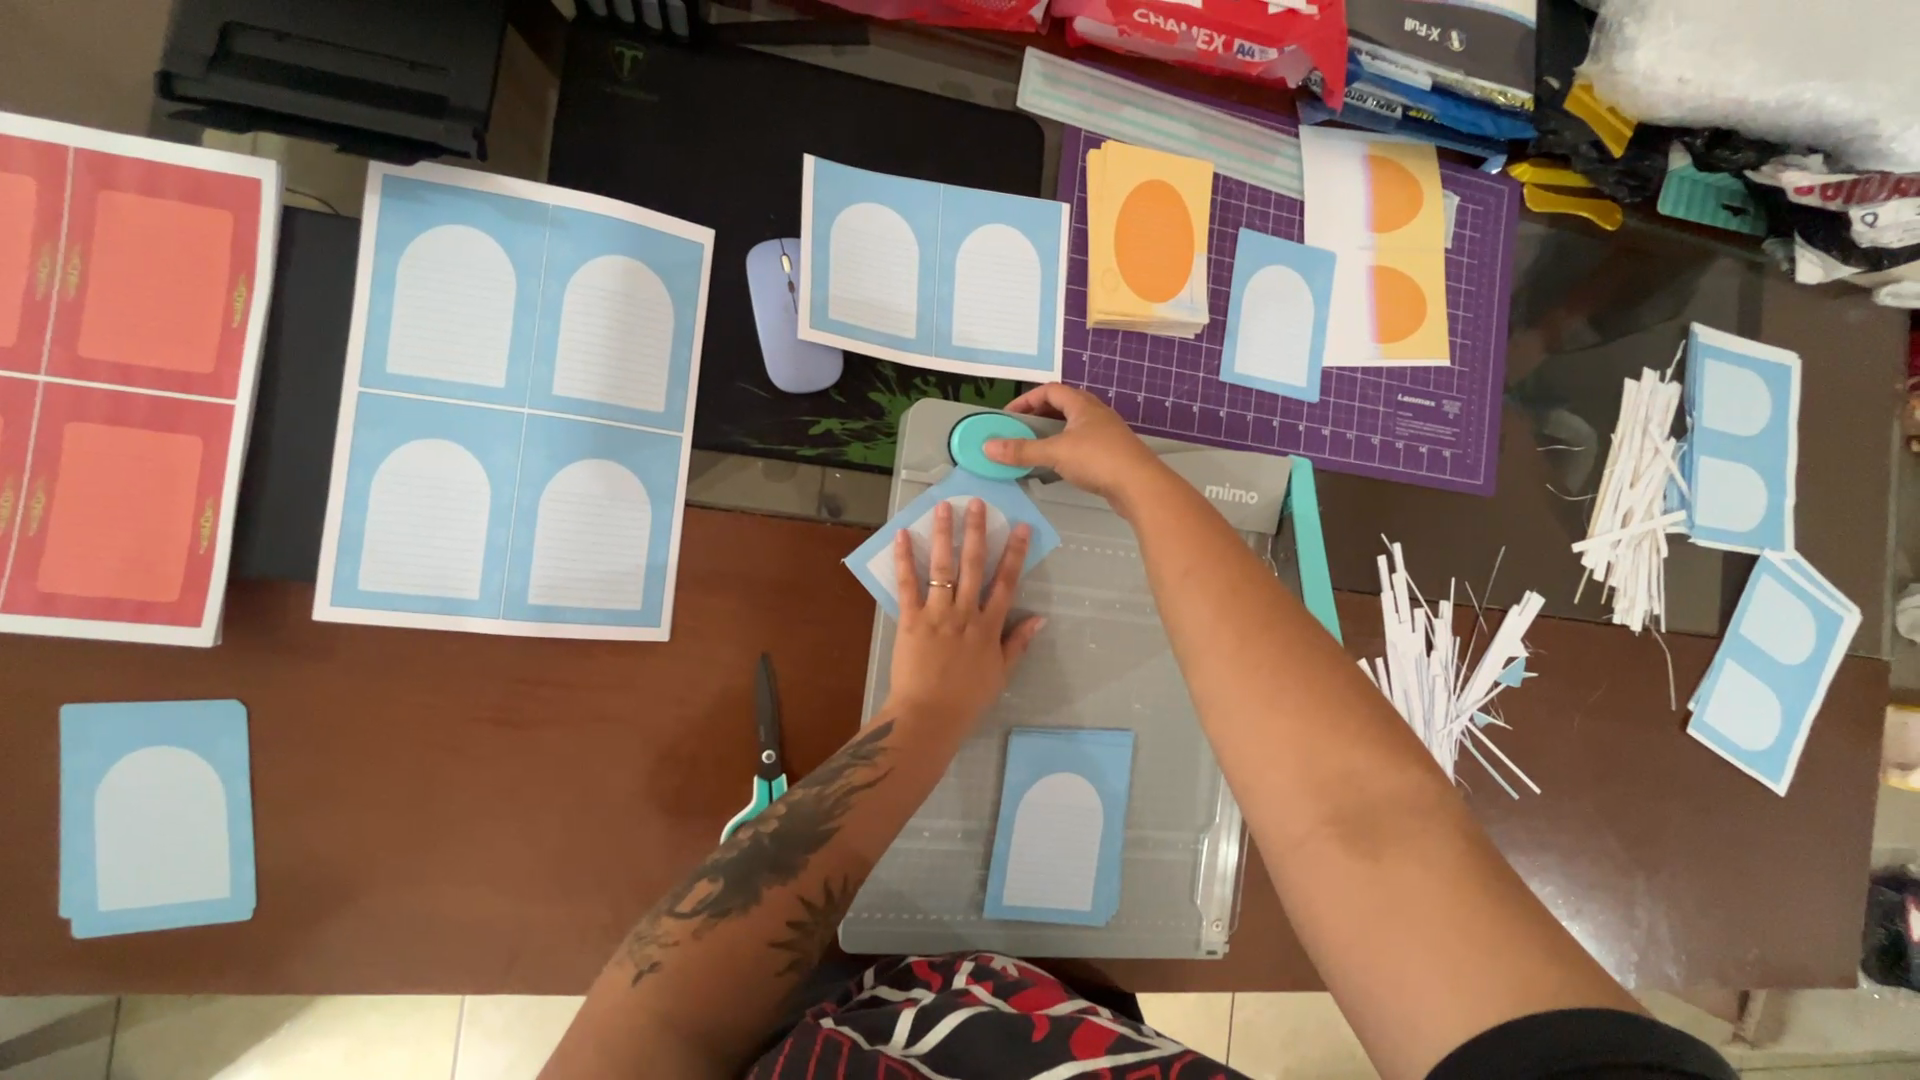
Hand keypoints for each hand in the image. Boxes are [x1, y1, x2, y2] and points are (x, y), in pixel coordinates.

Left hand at [886, 498, 1044, 726]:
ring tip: (942, 507)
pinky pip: (908, 584)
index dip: (1014, 553)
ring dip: (943, 534)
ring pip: (943, 567)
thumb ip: (1019, 643)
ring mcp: (937, 614)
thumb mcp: (1001, 673)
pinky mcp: (911, 619)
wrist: (929, 715)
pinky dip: (904, 559)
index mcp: (989, 627)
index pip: (1006, 583)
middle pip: (974, 565)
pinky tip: (902, 535)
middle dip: (976, 531)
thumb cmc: (967, 699)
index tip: (1020, 527)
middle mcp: (965, 613)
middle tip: (977, 502)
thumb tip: (1040, 618)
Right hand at [982, 383, 1166, 505]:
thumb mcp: (1055, 453)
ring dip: (1054, 432)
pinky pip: (1083, 444)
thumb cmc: (1098, 459)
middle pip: (1064, 405)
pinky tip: (1059, 464)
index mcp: (1082, 405)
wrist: (1140, 485)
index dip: (1027, 399)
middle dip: (1040, 414)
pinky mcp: (1112, 454)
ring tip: (1036, 446)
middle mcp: (1096, 414)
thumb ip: (1022, 450)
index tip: (1009, 415)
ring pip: (1074, 425)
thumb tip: (988, 447)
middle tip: (1020, 429)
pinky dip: (1066, 448)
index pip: (1050, 390)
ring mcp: (1107, 433)